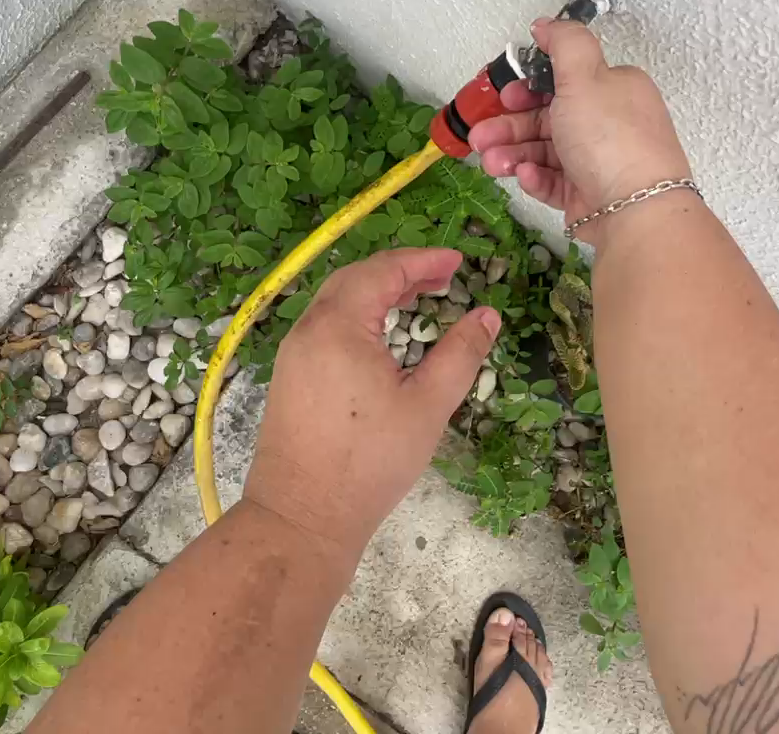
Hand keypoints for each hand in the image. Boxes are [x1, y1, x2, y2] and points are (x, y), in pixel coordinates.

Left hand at [243, 248, 501, 556]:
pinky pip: (326, 324)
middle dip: (401, 271)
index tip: (458, 261)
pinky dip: (358, 314)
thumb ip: (460, 354)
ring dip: (378, 291)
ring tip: (418, 298)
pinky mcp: (290, 374)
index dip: (423, 261)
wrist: (301, 517)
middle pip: (356, 278)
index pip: (383, 271)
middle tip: (442, 279)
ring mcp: (294, 351)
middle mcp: (309, 328)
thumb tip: (488, 315)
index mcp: (339, 325)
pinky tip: (381, 334)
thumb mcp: (426, 406)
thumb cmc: (369, 462)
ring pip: (338, 301)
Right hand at [467, 18, 691, 243]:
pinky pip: (552, 180)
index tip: (505, 96)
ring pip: (543, 151)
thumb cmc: (609, 138)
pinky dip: (534, 177)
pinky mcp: (585, 193)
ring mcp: (596, 160)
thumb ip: (564, 43)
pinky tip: (525, 177)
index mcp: (612, 89)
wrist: (634, 209)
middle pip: (545, 118)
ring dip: (512, 154)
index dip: (528, 88)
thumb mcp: (585, 76)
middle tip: (480, 137)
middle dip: (508, 126)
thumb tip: (546, 24)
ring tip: (490, 163)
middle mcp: (606, 123)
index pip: (563, 82)